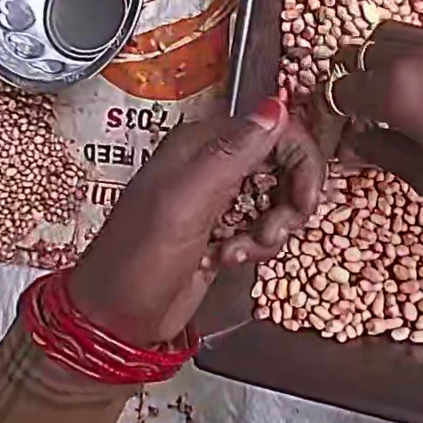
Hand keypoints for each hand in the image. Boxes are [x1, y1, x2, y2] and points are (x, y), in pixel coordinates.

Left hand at [70, 96, 324, 344]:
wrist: (117, 316)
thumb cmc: (140, 257)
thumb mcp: (186, 201)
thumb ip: (233, 151)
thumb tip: (276, 106)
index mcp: (203, 145)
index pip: (275, 130)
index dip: (301, 161)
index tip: (306, 200)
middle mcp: (214, 164)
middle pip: (283, 164)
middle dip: (290, 201)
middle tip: (273, 232)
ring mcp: (221, 199)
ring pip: (278, 199)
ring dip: (273, 229)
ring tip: (242, 250)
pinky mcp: (225, 230)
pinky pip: (264, 227)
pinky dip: (258, 246)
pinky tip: (229, 259)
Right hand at [331, 21, 422, 211]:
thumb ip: (380, 152)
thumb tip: (352, 141)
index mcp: (398, 92)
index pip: (341, 89)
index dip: (333, 108)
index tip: (339, 124)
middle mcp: (414, 56)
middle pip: (356, 55)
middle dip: (350, 81)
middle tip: (358, 110)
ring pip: (382, 37)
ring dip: (374, 62)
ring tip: (386, 93)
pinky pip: (415, 35)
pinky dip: (402, 52)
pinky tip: (417, 81)